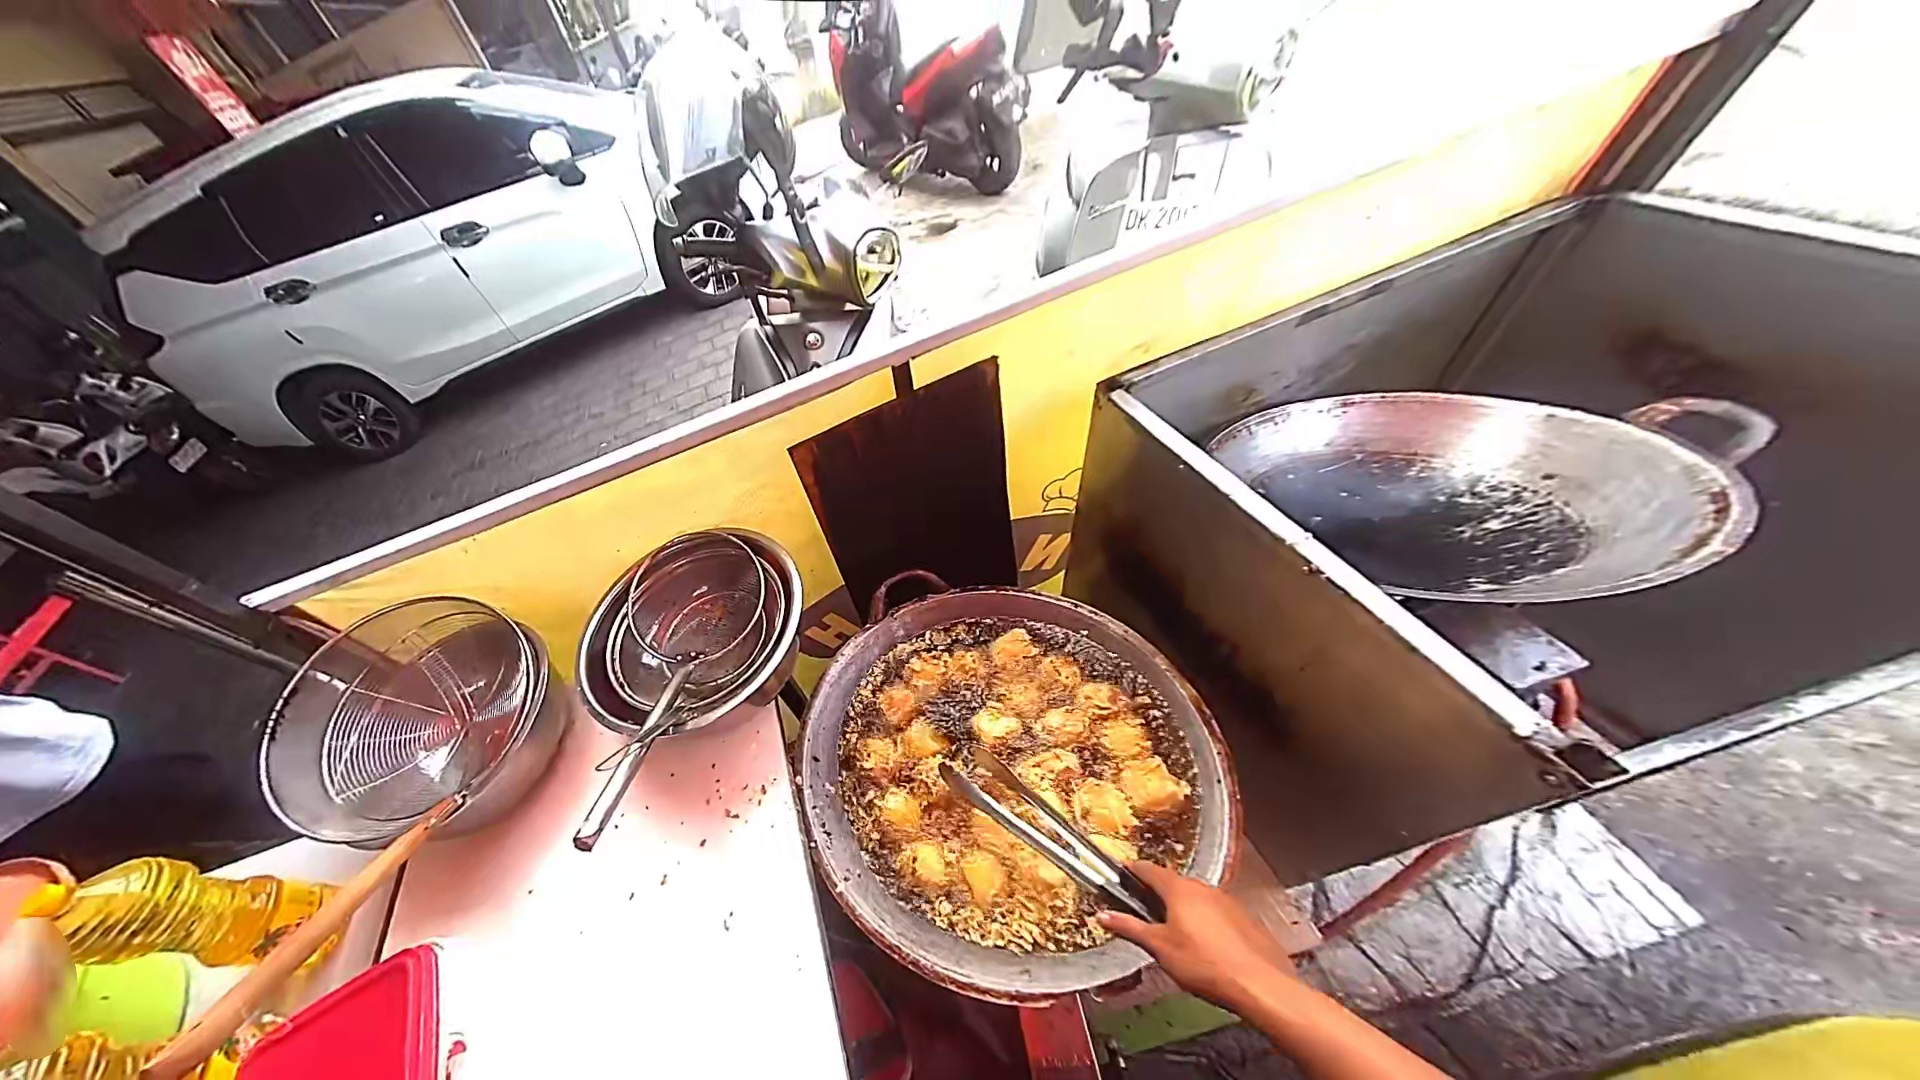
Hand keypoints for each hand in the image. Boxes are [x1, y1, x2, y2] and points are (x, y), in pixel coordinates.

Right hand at [1096, 861, 1296, 1008]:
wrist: (1261, 986)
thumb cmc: (1210, 966)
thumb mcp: (1160, 947)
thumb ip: (1130, 927)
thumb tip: (1105, 916)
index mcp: (1179, 889)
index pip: (1149, 869)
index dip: (1133, 870)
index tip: (1125, 870)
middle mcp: (1203, 887)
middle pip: (1173, 883)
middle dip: (1158, 894)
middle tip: (1145, 908)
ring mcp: (1226, 901)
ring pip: (1196, 898)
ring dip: (1184, 908)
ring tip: (1175, 933)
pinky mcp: (1244, 918)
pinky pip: (1217, 912)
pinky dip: (1206, 922)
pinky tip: (1205, 946)